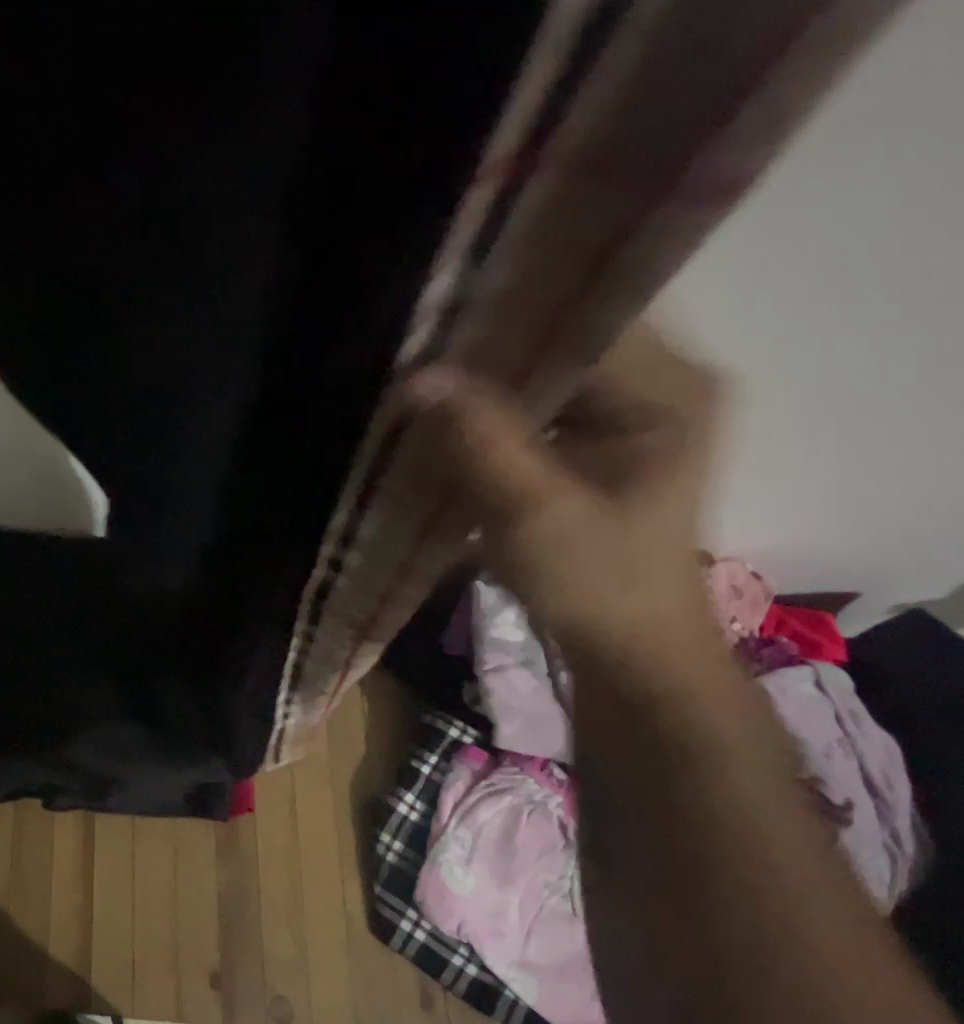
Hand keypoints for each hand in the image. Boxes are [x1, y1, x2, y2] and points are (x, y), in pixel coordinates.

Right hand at [402, 326, 722, 654]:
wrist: (629, 650)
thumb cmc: (598, 583)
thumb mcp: (533, 510)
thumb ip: (480, 437)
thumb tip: (417, 376)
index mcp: (670, 389)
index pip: (586, 315)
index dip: (512, 311)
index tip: (439, 315)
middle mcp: (660, 382)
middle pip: (565, 333)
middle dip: (490, 341)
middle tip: (416, 341)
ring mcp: (630, 408)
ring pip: (546, 365)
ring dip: (486, 371)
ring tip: (420, 366)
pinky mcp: (600, 435)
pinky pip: (539, 396)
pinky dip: (493, 401)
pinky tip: (446, 406)